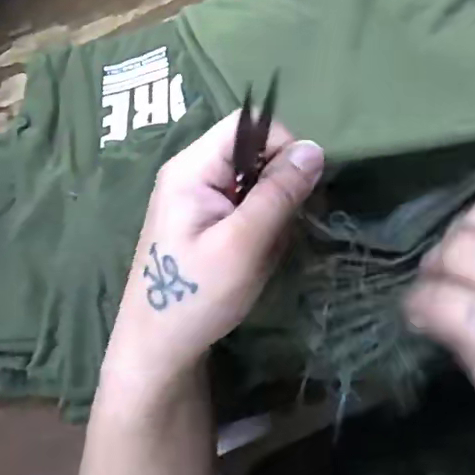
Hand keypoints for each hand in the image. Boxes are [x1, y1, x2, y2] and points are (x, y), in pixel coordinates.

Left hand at [102, 113, 323, 397]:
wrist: (159, 348)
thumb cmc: (197, 296)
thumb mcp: (243, 244)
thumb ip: (278, 194)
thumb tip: (315, 148)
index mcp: (191, 168)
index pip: (248, 126)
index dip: (282, 147)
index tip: (299, 190)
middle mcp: (192, 173)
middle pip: (254, 152)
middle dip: (279, 187)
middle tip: (280, 229)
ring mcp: (198, 198)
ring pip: (256, 182)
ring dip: (273, 213)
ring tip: (262, 250)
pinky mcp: (206, 220)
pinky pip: (248, 207)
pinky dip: (262, 229)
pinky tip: (254, 257)